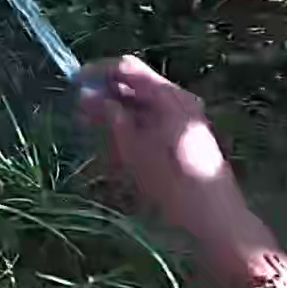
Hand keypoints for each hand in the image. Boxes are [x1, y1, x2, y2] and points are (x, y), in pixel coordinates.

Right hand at [76, 56, 273, 278]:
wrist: (214, 219)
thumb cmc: (170, 181)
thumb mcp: (132, 146)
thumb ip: (108, 115)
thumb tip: (85, 94)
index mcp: (169, 95)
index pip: (127, 68)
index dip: (97, 72)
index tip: (72, 84)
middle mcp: (179, 99)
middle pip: (135, 83)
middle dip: (105, 93)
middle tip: (80, 111)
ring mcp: (183, 117)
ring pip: (141, 102)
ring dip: (116, 110)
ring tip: (93, 128)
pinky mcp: (183, 135)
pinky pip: (151, 118)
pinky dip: (130, 124)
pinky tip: (115, 142)